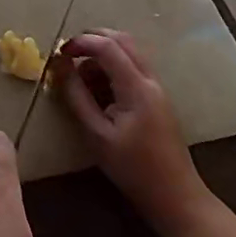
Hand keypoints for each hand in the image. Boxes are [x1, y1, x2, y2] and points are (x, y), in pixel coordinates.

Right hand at [58, 29, 210, 226]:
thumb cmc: (133, 169)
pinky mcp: (157, 97)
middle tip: (69, 54)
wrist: (175, 196)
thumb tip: (60, 67)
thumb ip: (77, 97)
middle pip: (122, 40)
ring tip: (81, 77)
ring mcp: (157, 87)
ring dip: (103, 54)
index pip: (107, 46)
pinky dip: (114, 67)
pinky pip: (134, 68)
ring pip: (129, 52)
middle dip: (93, 39)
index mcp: (136, 86)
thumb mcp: (97, 135)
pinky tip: (99, 90)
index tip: (60, 53)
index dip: (81, 43)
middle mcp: (150, 79)